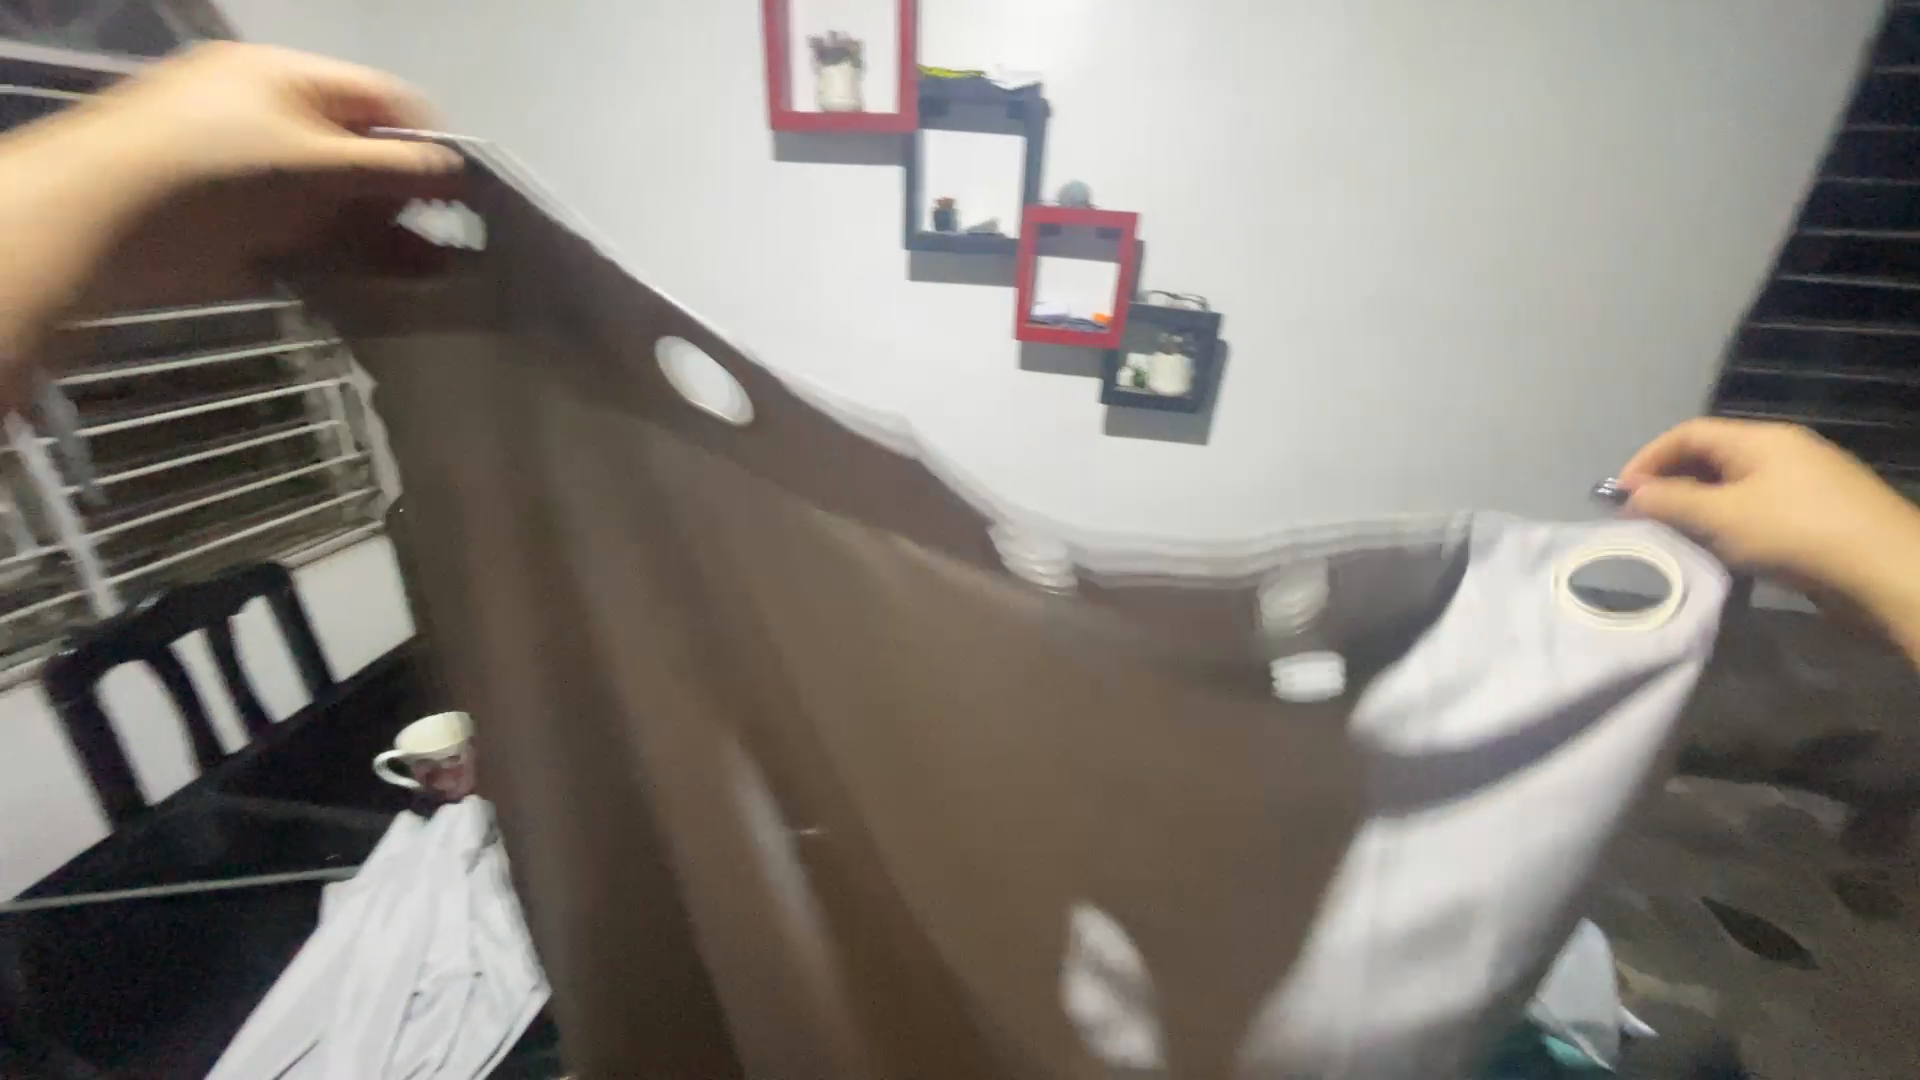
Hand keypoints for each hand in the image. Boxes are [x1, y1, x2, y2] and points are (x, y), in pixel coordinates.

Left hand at [0, 43, 463, 403]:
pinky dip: (372, 253)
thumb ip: (401, 168)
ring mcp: (276, 172)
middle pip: (377, 154)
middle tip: (450, 233)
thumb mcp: (321, 164)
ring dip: (402, 231)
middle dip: (417, 195)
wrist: (110, 231)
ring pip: (360, 200)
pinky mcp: (268, 218)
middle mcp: (286, 120)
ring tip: (441, 268)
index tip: (466, 189)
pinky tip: (406, 278)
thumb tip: (462, 172)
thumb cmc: (220, 177)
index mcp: (291, 81)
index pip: (387, 100)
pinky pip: (338, 231)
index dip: (432, 140)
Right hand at [1620, 417, 1919, 609]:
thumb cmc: (1796, 532)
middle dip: (1667, 484)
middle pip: (1707, 457)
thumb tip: (1631, 494)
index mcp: (1761, 440)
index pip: (1686, 434)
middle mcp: (1784, 451)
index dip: (1646, 459)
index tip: (1621, 494)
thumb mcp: (1718, 515)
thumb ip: (1667, 500)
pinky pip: (1753, 505)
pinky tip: (1716, 545)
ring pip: (1729, 484)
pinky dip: (1723, 520)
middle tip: (1640, 516)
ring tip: (1672, 533)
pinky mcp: (1816, 511)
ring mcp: (1805, 481)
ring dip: (1693, 505)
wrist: (1891, 573)